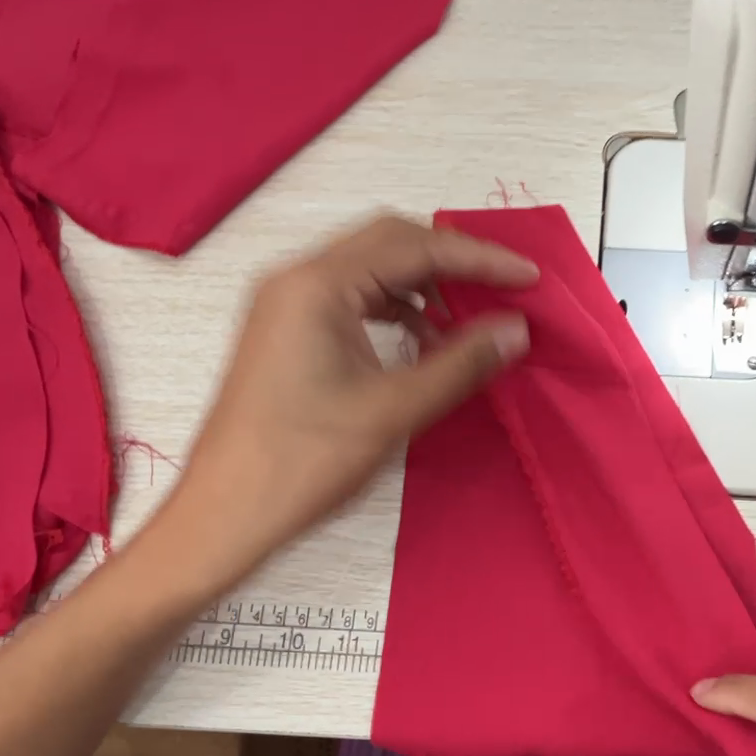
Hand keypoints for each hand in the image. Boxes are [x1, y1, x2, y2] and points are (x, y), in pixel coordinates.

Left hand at [162, 215, 535, 585]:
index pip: (413, 247)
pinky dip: (399, 310)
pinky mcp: (289, 332)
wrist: (226, 513)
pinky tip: (426, 342)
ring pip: (372, 269)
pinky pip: (355, 299)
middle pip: (389, 242)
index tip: (529, 276)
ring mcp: (287, 304)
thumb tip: (517, 328)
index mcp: (317, 285)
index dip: (479, 258)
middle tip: (505, 285)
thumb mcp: (395, 410)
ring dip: (426, 285)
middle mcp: (297, 279)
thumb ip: (461, 363)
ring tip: (472, 317)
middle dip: (453, 260)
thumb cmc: (306, 462)